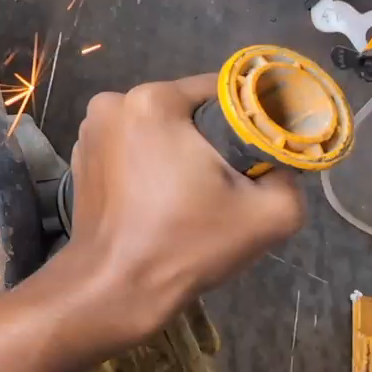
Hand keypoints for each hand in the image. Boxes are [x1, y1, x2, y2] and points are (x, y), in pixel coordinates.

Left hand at [53, 73, 303, 356]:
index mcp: (153, 101)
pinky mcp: (80, 156)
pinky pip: (128, 146)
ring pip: (153, 127)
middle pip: (183, 108)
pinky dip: (147, 161)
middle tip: (232, 174)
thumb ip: (290, 176)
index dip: (249, 114)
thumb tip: (282, 165)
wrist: (116, 281)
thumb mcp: (269, 213)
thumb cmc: (188, 241)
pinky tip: (162, 195)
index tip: (265, 145)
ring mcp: (90, 129)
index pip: (218, 89)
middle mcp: (113, 103)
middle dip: (210, 135)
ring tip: (196, 189)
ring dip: (176, 148)